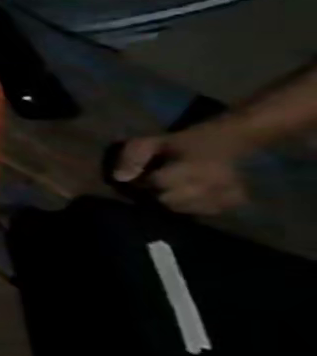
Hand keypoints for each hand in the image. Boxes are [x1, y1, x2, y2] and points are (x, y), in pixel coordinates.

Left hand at [113, 124, 253, 214]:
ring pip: (184, 209)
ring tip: (171, 188)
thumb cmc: (178, 143)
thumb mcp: (147, 143)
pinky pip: (201, 212)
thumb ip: (131, 158)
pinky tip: (187, 194)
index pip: (159, 184)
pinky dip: (188, 206)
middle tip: (155, 184)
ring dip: (170, 201)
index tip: (142, 176)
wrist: (224, 143)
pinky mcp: (236, 203)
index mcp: (197, 167)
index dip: (143, 182)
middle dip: (154, 193)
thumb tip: (120, 179)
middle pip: (170, 200)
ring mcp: (230, 195)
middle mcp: (217, 184)